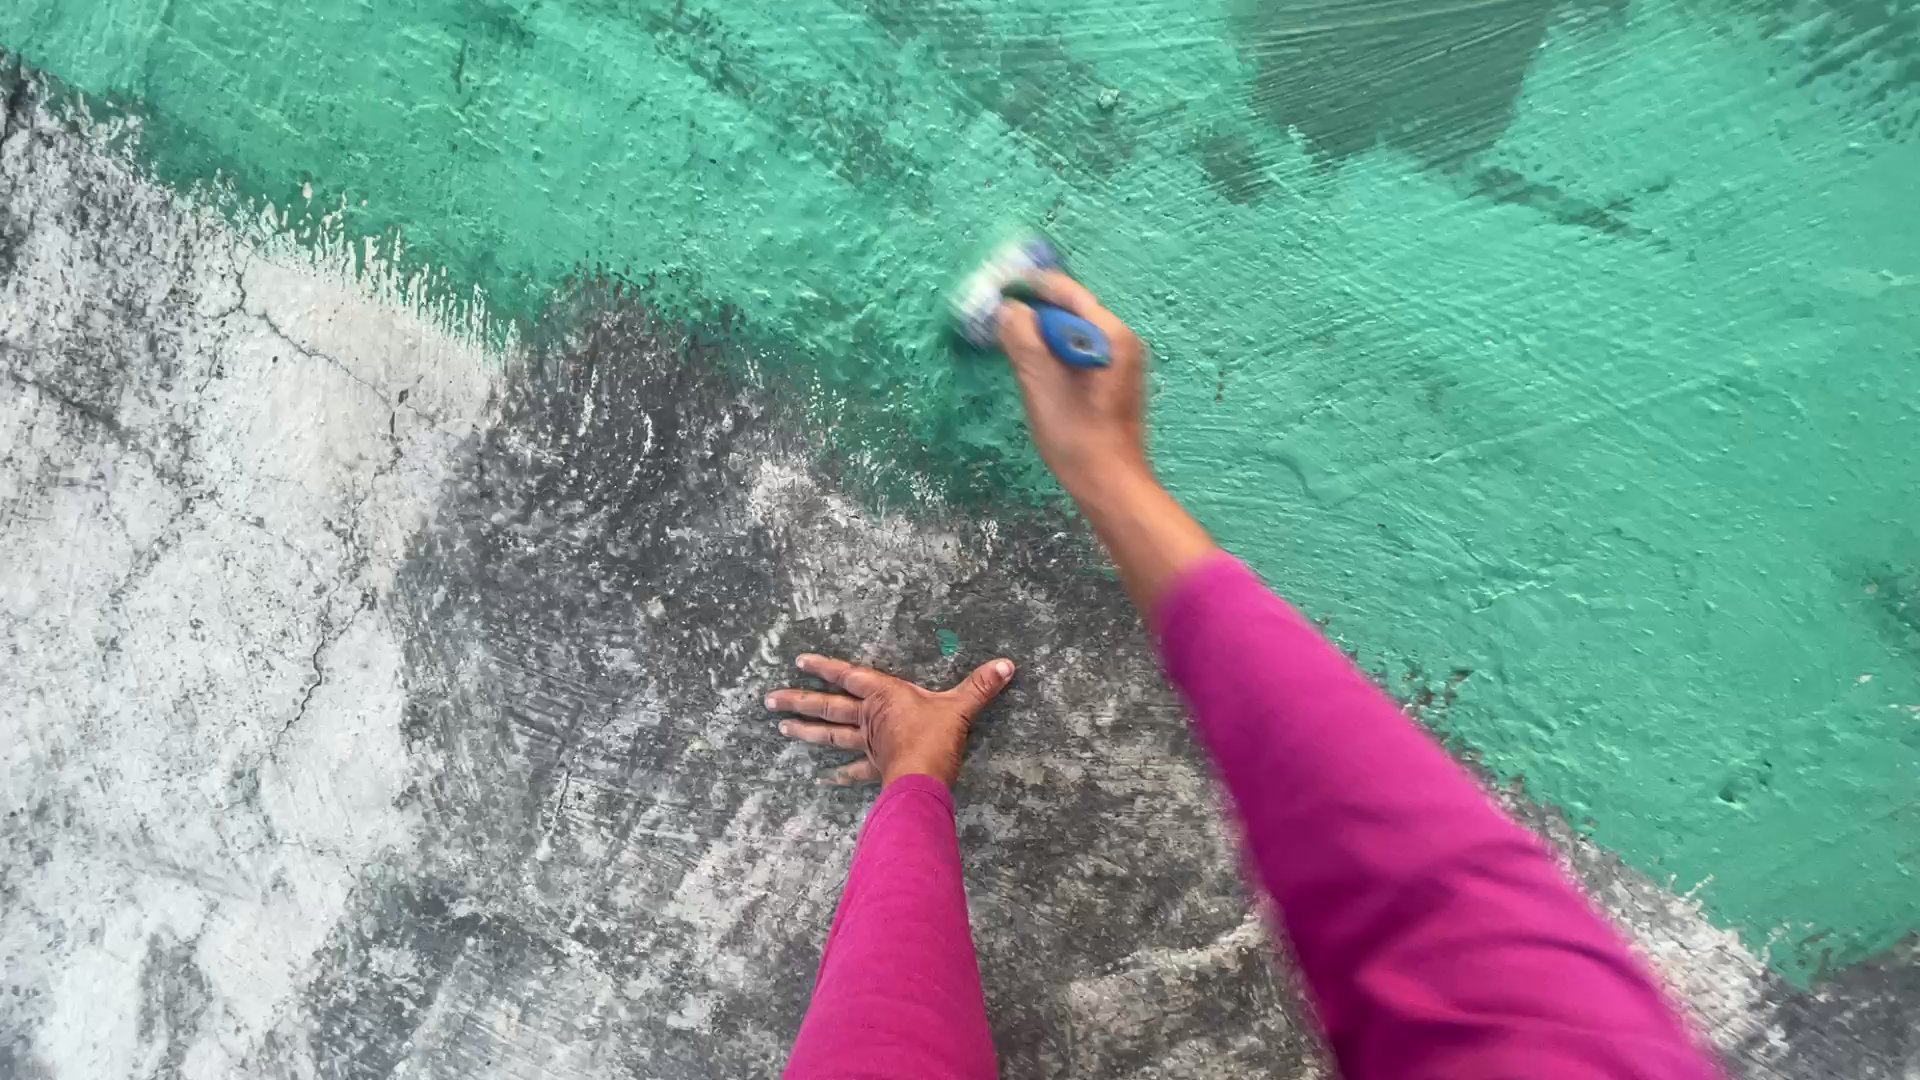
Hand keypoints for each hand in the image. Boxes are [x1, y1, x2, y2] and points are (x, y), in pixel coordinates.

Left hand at [767, 653, 1016, 788]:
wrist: (925, 779)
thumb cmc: (937, 737)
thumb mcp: (961, 706)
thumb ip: (981, 685)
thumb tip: (1008, 665)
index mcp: (884, 695)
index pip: (849, 676)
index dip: (824, 668)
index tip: (799, 661)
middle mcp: (870, 717)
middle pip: (827, 707)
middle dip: (798, 701)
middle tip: (768, 700)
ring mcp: (868, 744)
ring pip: (830, 735)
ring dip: (805, 731)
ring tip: (780, 728)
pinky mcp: (874, 768)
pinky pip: (852, 770)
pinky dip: (837, 774)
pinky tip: (819, 779)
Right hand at [998, 271, 1218, 615]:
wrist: (1110, 484)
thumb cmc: (1077, 436)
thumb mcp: (1040, 383)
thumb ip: (1022, 338)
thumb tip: (1007, 310)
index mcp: (1111, 335)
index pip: (1067, 294)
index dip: (1031, 287)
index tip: (999, 288)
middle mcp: (1122, 341)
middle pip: (1071, 312)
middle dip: (1034, 312)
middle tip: (999, 317)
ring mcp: (1120, 363)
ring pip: (1073, 335)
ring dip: (1041, 335)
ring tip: (1010, 341)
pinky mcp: (1113, 383)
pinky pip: (1079, 354)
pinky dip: (1054, 353)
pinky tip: (1034, 368)